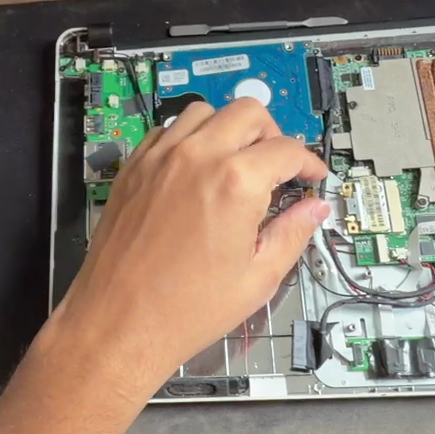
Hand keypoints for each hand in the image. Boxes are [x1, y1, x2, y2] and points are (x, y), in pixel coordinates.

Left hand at [51, 98, 329, 397]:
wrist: (120, 321)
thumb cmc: (185, 309)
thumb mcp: (257, 278)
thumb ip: (292, 234)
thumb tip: (314, 210)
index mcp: (234, 183)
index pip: (286, 149)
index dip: (308, 162)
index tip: (311, 176)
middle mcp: (196, 157)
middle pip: (248, 112)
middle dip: (272, 134)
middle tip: (277, 167)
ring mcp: (160, 158)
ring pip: (205, 112)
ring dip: (228, 128)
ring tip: (236, 163)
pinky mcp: (134, 167)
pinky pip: (167, 131)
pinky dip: (189, 138)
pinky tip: (196, 170)